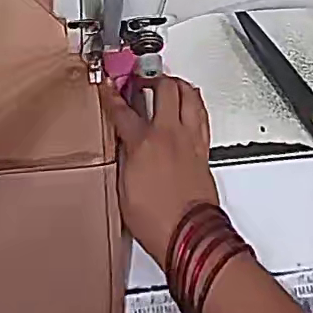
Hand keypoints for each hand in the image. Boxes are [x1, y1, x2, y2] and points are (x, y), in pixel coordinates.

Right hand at [99, 76, 219, 263]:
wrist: (189, 236)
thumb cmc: (158, 221)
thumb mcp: (123, 189)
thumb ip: (123, 160)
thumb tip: (123, 147)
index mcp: (142, 144)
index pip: (122, 110)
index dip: (112, 95)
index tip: (109, 86)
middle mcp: (168, 135)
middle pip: (164, 89)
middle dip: (150, 77)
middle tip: (142, 76)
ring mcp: (189, 140)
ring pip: (189, 96)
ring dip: (177, 84)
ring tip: (169, 81)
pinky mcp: (203, 149)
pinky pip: (201, 116)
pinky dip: (194, 104)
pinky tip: (191, 104)